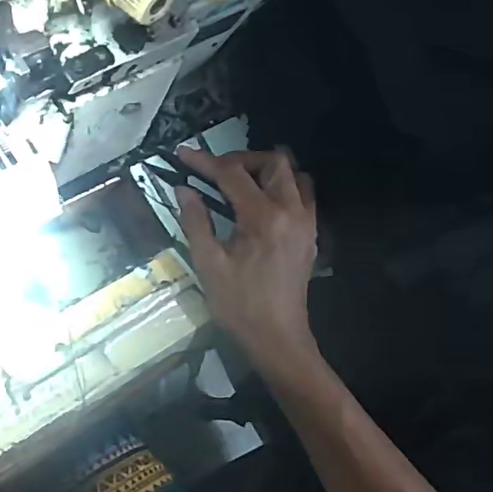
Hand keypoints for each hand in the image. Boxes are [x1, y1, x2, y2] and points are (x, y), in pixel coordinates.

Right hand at [173, 147, 319, 372]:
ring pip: (294, 175)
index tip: (183, 154)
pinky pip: (302, 195)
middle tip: (214, 169)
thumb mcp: (207, 262)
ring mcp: (306, 223)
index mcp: (262, 218)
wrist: (276, 337)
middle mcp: (291, 212)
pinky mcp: (309, 235)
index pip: (232, 175)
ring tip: (237, 181)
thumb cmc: (237, 304)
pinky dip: (281, 187)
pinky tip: (258, 200)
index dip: (205, 161)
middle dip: (240, 158)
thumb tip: (184, 190)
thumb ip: (195, 220)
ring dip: (265, 170)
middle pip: (274, 163)